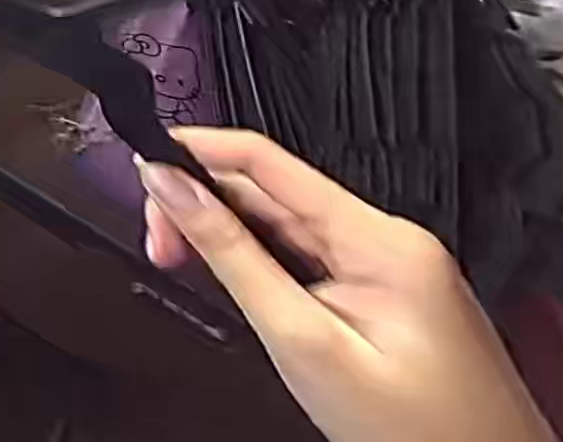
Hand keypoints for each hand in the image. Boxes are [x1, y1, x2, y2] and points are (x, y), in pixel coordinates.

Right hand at [137, 128, 553, 441]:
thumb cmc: (419, 437)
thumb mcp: (299, 336)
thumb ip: (226, 249)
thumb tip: (166, 182)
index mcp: (380, 240)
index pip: (261, 158)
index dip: (191, 148)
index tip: (143, 166)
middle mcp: (382, 238)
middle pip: (255, 187)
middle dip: (194, 204)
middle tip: (159, 242)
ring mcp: (377, 260)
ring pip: (264, 215)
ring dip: (212, 230)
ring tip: (182, 262)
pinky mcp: (368, 281)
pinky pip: (286, 243)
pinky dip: (242, 251)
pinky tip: (225, 275)